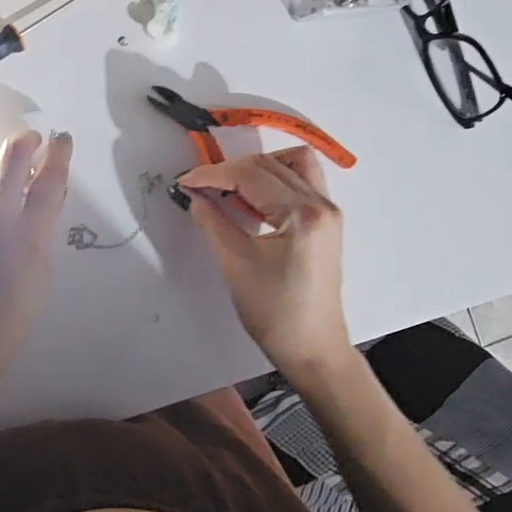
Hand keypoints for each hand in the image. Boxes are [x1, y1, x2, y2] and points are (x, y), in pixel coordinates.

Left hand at [0, 130, 72, 387]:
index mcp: (29, 233)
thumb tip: (39, 205)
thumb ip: (41, 234)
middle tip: (31, 141)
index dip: (59, 154)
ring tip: (0, 195)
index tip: (62, 139)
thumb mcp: (41, 275)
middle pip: (11, 157)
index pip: (50, 179)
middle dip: (24, 143)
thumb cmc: (11, 319)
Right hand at [180, 146, 354, 376]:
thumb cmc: (274, 312)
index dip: (213, 173)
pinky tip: (249, 204)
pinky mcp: (324, 225)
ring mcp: (327, 214)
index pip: (252, 175)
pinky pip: (299, 185)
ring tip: (228, 193)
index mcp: (302, 214)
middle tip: (200, 187)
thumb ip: (213, 223)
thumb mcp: (236, 264)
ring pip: (292, 166)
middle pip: (272, 163)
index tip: (184, 181)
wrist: (312, 347)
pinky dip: (271, 184)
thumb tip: (196, 197)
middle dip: (231, 169)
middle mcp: (321, 205)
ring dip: (256, 170)